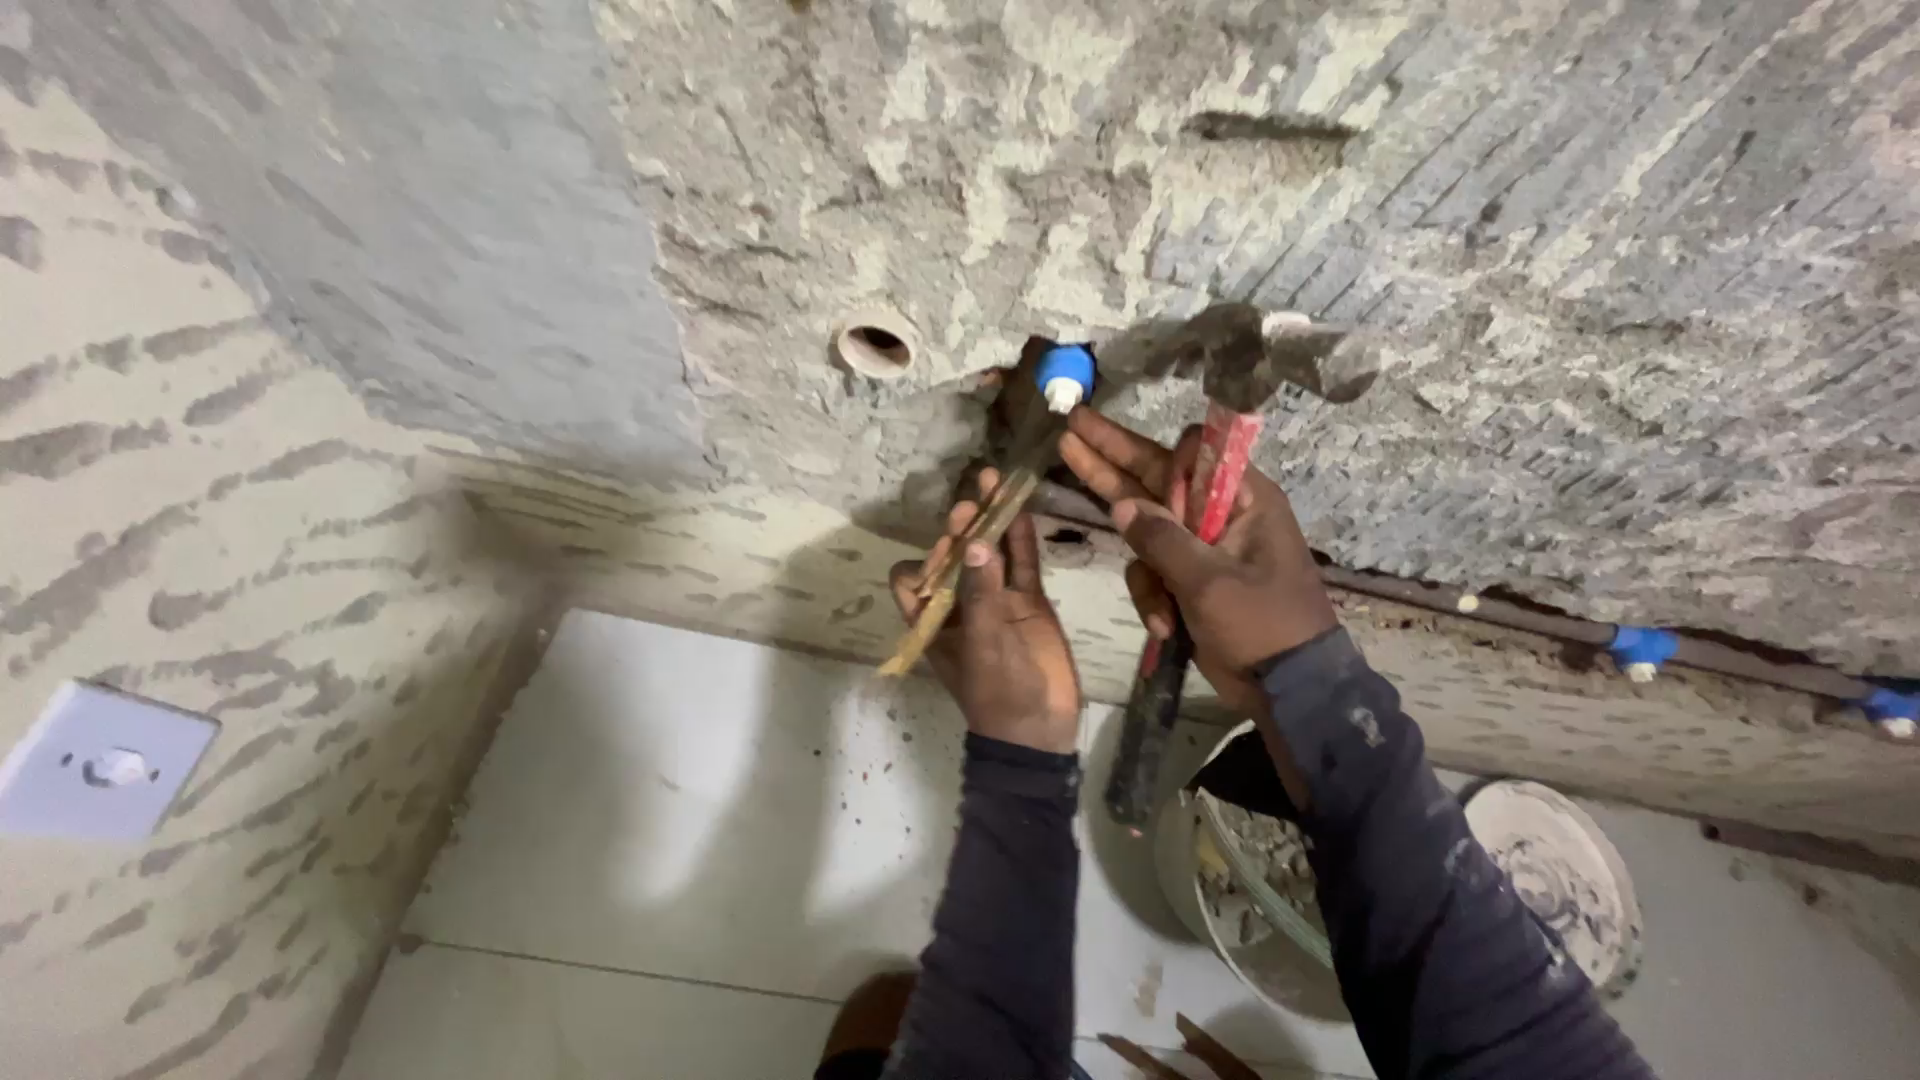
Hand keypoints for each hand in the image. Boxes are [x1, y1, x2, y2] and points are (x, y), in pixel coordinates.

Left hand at [888, 468, 1082, 753]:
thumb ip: (981, 594)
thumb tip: (979, 543)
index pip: (913, 580)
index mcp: (933, 620)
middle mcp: (959, 603)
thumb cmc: (998, 692)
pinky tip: (1023, 509)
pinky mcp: (1027, 600)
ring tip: (995, 482)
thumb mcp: (984, 645)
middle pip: (955, 557)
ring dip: (991, 521)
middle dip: (960, 529)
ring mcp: (996, 599)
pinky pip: (1023, 563)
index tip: (946, 549)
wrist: (1040, 728)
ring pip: (991, 553)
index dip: (925, 560)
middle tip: (971, 504)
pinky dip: (1022, 538)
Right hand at [1057, 406, 1337, 713]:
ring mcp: (1200, 545)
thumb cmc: (1261, 625)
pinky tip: (1166, 629)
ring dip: (1147, 579)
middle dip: (1112, 463)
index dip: (1162, 465)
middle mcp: (1219, 512)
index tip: (1147, 492)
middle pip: (1155, 478)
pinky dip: (1154, 601)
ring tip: (1163, 615)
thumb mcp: (1209, 582)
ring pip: (1145, 536)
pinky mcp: (1186, 577)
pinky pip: (1151, 571)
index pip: (1192, 454)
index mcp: (1242, 498)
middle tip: (1071, 429)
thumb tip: (1119, 505)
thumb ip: (1161, 541)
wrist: (1286, 687)